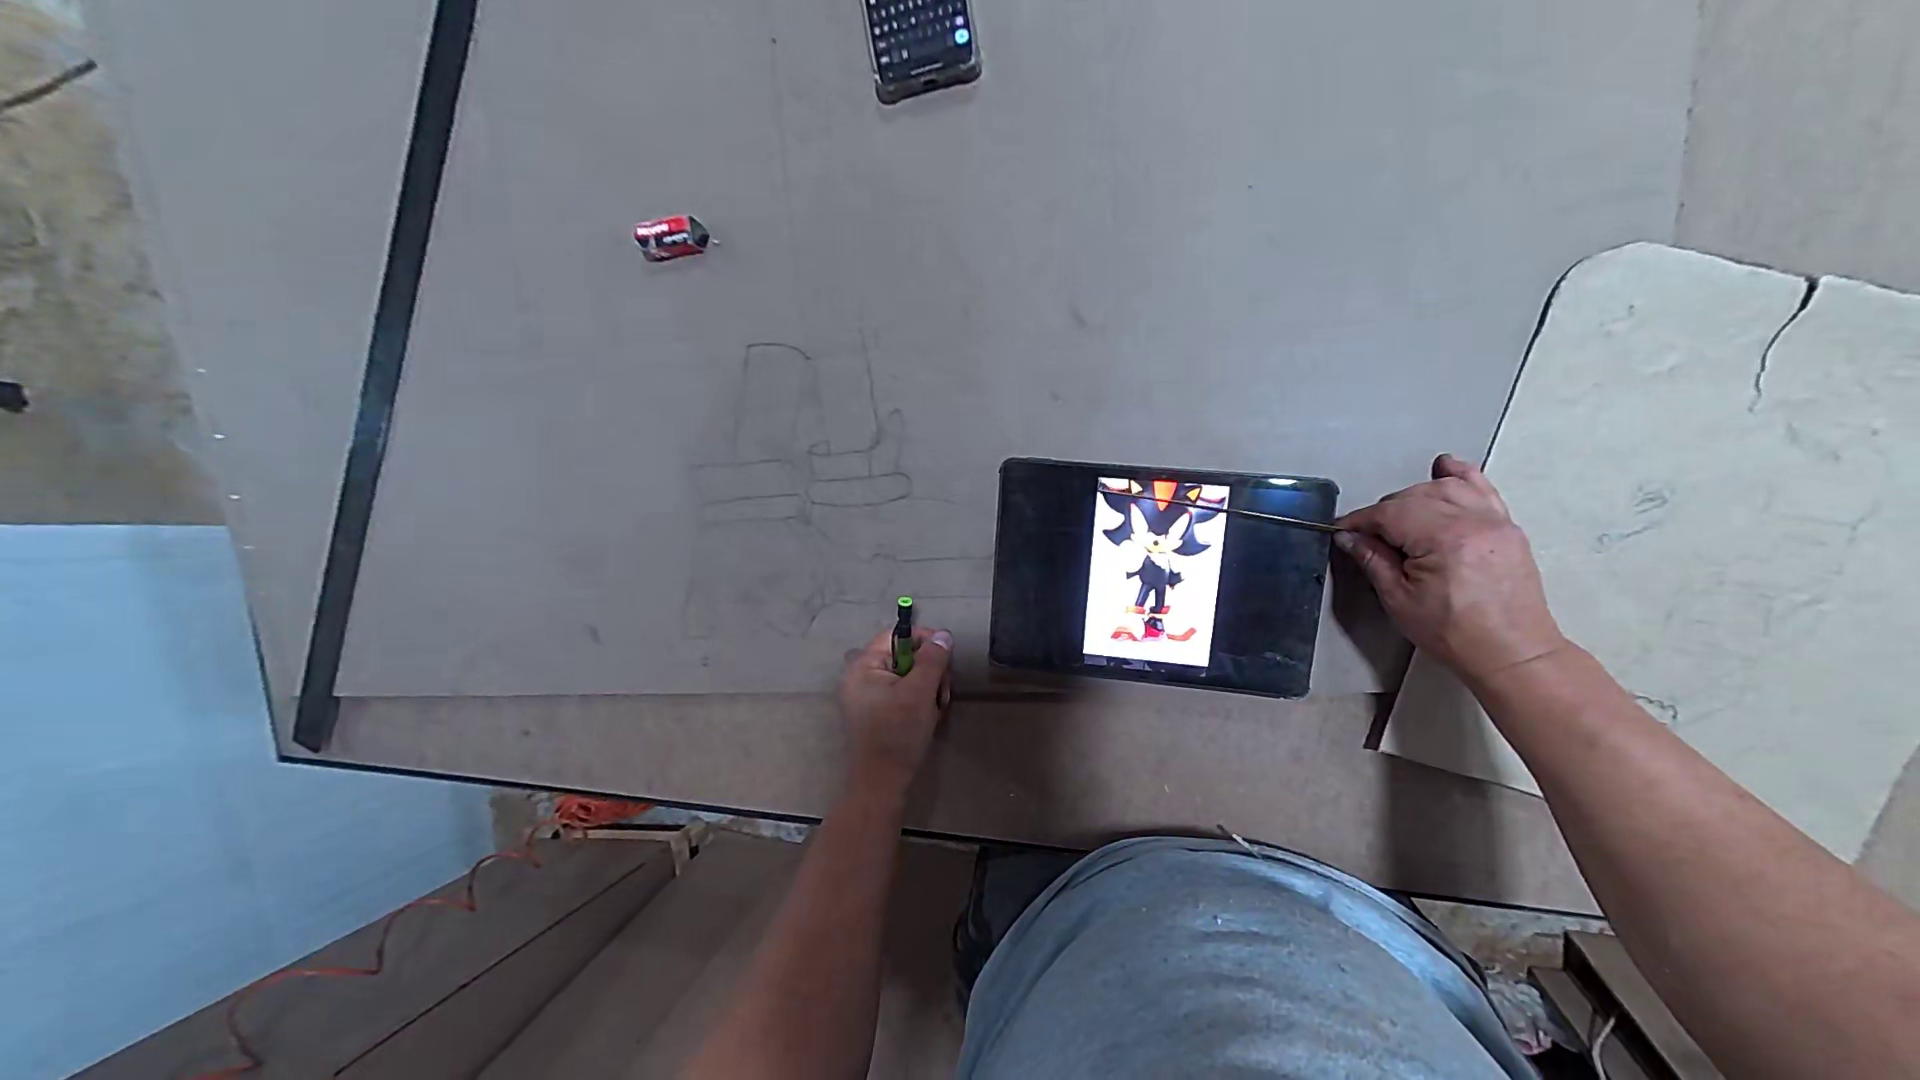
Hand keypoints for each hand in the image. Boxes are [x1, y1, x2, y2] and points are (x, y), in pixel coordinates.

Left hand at [839, 626, 952, 791]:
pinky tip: (928, 716)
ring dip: (928, 687)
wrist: (882, 783)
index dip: (922, 639)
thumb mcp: (920, 692)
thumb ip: (932, 659)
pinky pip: (903, 693)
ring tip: (936, 707)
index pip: (895, 634)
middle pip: (904, 654)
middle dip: (929, 669)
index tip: (944, 656)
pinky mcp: (878, 712)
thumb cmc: (897, 734)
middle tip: (942, 690)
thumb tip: (943, 634)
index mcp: (864, 666)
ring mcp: (869, 696)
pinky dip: (920, 700)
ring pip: (908, 675)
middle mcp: (862, 677)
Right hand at [1335, 454, 1567, 682]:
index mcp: (1445, 540)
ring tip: (1396, 518)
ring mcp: (1495, 522)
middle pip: (1415, 496)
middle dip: (1384, 512)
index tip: (1342, 531)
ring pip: (1444, 488)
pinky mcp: (1506, 527)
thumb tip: (1350, 537)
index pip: (1390, 513)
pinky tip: (1444, 467)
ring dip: (1414, 495)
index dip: (1360, 521)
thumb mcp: (1398, 598)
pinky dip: (1461, 476)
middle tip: (1367, 537)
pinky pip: (1482, 489)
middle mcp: (1474, 522)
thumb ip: (1373, 559)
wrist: (1512, 652)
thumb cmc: (1456, 633)